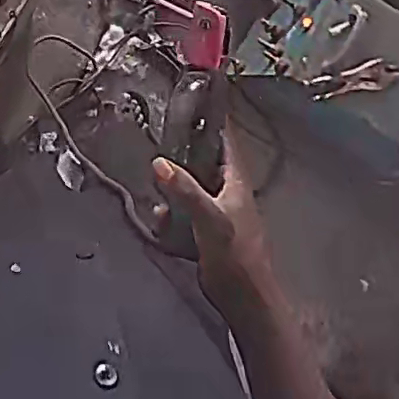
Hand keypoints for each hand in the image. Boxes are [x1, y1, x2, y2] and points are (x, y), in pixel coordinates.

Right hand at [153, 129, 279, 318]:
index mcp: (235, 179)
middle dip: (183, 149)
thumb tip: (158, 162)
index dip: (212, 117)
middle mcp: (227, 188)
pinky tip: (159, 216)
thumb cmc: (236, 253)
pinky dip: (171, 211)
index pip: (225, 138)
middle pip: (204, 159)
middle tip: (159, 136)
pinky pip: (184, 211)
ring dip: (173, 183)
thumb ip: (186, 190)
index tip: (191, 98)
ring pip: (191, 184)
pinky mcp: (205, 229)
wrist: (245, 301)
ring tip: (153, 178)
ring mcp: (216, 209)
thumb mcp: (210, 217)